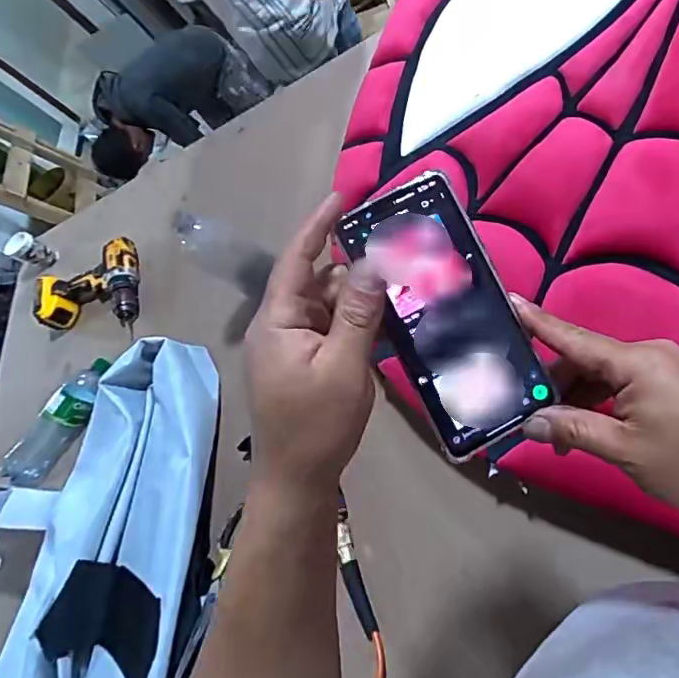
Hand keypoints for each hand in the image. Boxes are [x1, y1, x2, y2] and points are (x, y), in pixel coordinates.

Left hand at [244, 193, 385, 495]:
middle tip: (395, 247)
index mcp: (278, 320)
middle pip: (318, 281)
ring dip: (360, 294)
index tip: (343, 197)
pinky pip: (334, 328)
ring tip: (400, 279)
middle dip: (354, 264)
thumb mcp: (343, 366)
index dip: (319, 225)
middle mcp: (282, 325)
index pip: (297, 259)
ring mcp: (294, 345)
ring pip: (329, 304)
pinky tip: (389, 317)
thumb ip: (358, 311)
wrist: (299, 480)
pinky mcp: (308, 362)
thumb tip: (374, 261)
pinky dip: (358, 320)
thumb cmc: (316, 425)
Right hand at [511, 295, 678, 524]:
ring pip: (604, 377)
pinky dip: (602, 406)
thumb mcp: (626, 452)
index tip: (509, 300)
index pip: (574, 338)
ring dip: (578, 402)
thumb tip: (530, 423)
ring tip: (560, 440)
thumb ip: (573, 430)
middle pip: (586, 361)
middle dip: (555, 388)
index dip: (538, 322)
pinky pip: (624, 386)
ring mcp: (663, 367)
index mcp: (637, 362)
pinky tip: (590, 432)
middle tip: (529, 421)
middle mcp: (648, 354)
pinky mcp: (673, 383)